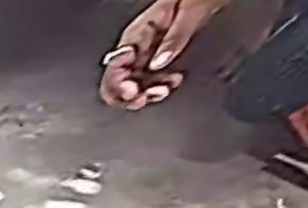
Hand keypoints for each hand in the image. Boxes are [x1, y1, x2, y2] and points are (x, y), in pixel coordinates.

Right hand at [99, 0, 225, 108]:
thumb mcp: (193, 7)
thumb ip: (175, 36)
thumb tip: (157, 65)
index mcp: (138, 32)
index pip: (115, 65)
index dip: (118, 83)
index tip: (132, 92)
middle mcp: (138, 46)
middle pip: (117, 81)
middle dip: (127, 94)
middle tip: (144, 98)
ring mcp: (148, 52)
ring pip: (132, 85)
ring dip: (144, 94)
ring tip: (163, 92)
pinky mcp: (161, 57)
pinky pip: (149, 80)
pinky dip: (157, 88)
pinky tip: (171, 84)